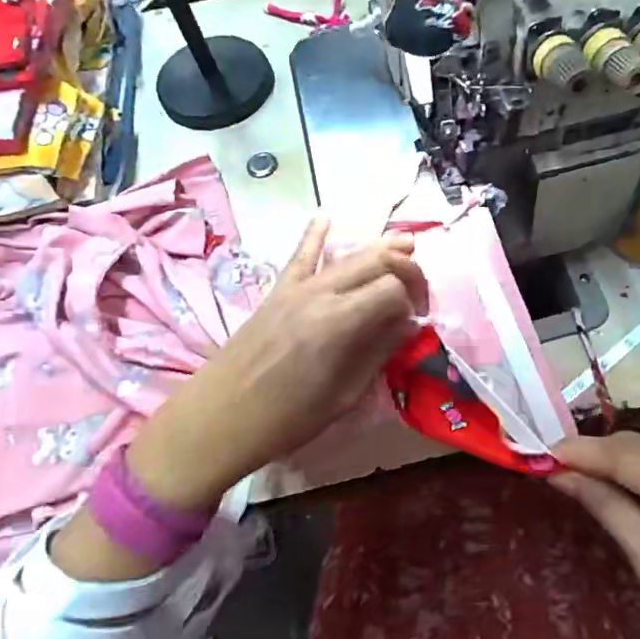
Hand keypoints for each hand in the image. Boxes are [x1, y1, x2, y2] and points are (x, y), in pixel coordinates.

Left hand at [128, 218, 427, 510]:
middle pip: (376, 262)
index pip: (393, 289)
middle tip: (419, 293)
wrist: (220, 418)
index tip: (415, 324)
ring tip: (406, 245)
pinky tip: (327, 219)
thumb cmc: (286, 419)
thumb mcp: (344, 395)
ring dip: (379, 248)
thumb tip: (409, 325)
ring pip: (346, 254)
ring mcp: (295, 288)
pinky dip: (316, 235)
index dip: (413, 303)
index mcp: (338, 323)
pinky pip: (300, 255)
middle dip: (406, 269)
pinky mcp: (277, 291)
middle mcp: (319, 294)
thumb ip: (378, 353)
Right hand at [549, 433, 639, 638]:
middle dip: (592, 456)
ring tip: (578, 480)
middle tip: (548, 471)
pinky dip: (639, 468)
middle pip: (637, 444)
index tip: (534, 454)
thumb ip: (607, 509)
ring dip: (614, 462)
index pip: (626, 454)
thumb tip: (559, 473)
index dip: (577, 452)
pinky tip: (622, 486)